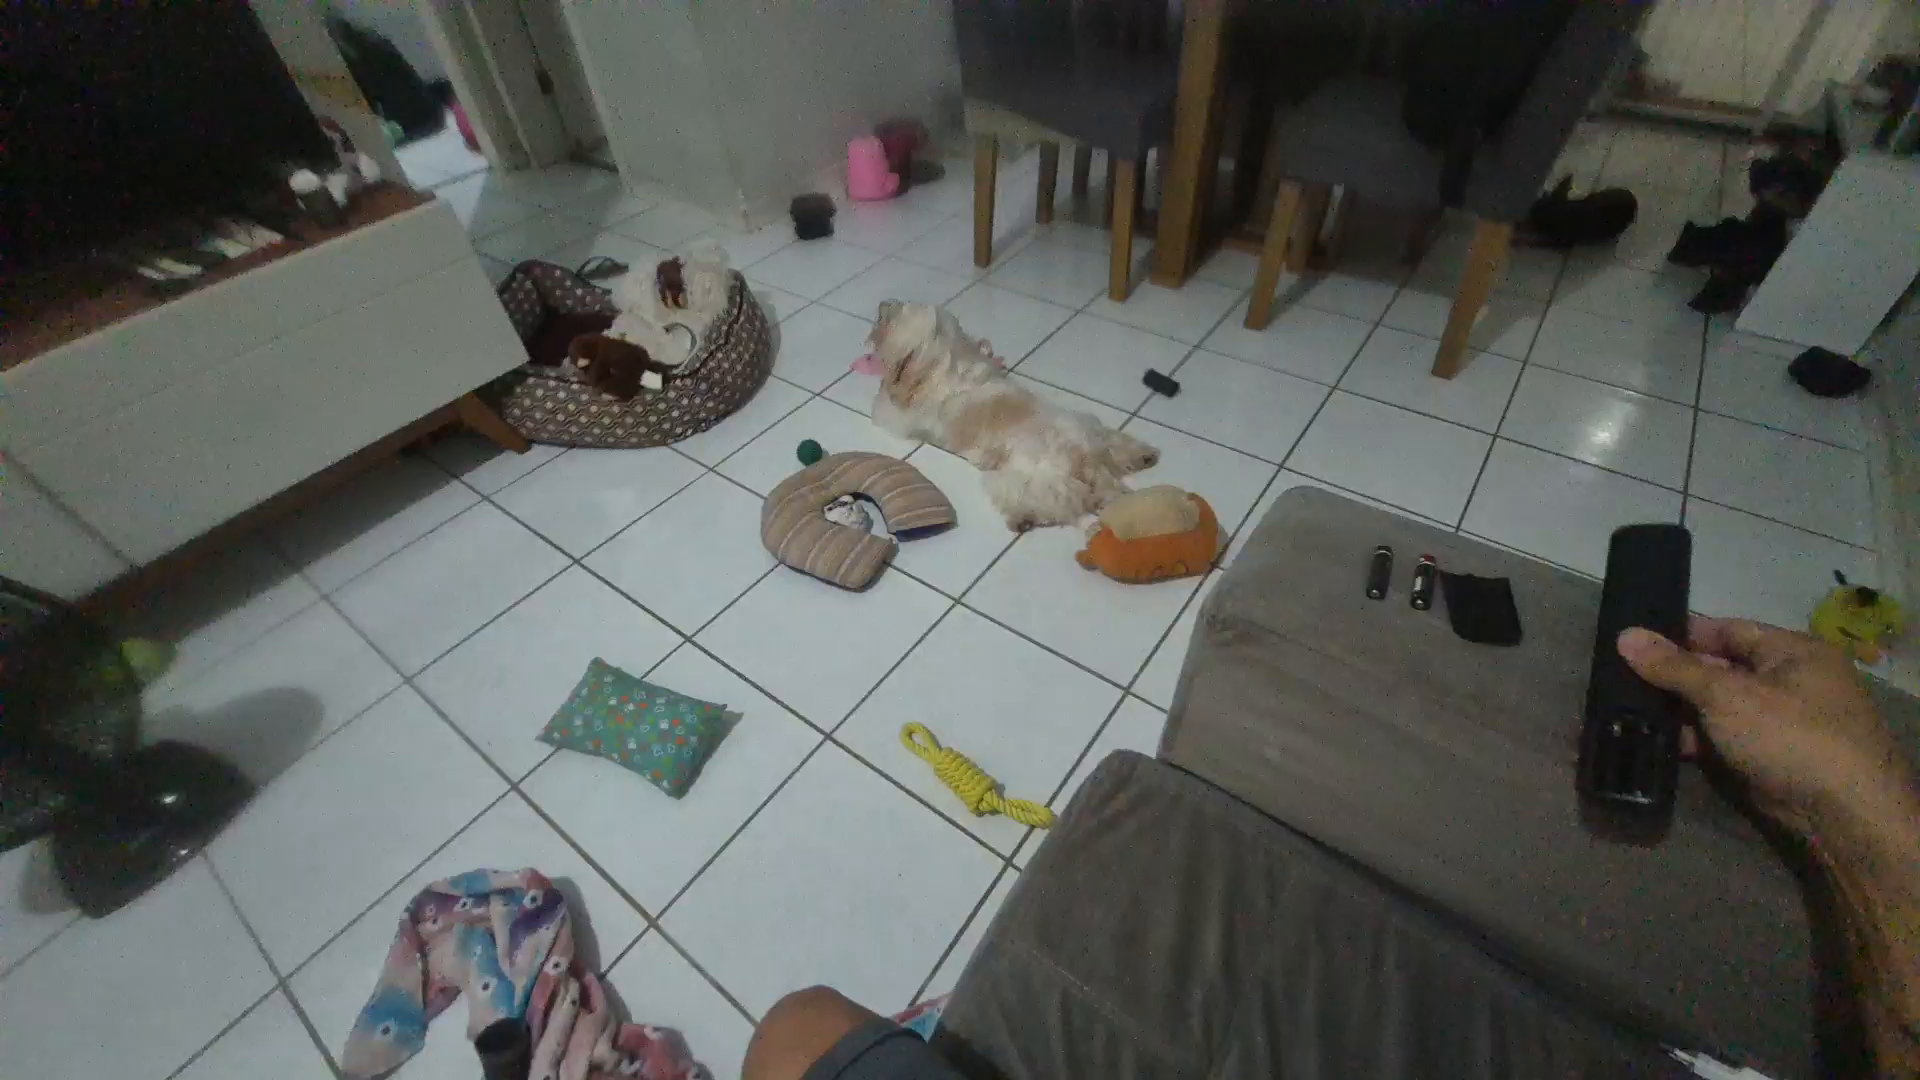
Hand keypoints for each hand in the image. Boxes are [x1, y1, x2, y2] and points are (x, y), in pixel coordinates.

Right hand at [1616, 617, 1913, 832]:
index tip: (1628, 642)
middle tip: (1614, 675)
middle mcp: (1786, 681)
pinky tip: (1647, 736)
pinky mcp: (1760, 749)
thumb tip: (1625, 635)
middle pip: (1713, 666)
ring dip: (1670, 707)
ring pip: (1708, 702)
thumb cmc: (1789, 737)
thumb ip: (1672, 666)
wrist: (1841, 815)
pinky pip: (1713, 732)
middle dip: (1666, 674)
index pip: (1723, 629)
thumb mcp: (1725, 695)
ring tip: (1620, 706)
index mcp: (1793, 654)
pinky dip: (1684, 734)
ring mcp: (1774, 718)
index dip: (1676, 634)